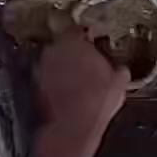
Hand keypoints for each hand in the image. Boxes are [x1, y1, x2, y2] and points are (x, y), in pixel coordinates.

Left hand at [32, 23, 128, 156]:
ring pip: (54, 61)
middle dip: (74, 51)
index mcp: (74, 41)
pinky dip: (55, 82)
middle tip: (87, 61)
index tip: (95, 41)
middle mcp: (54, 50)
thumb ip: (119, 68)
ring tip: (77, 79)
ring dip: (63, 66)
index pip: (79, 29)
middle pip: (64, 44)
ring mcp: (42, 68)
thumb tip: (121, 69)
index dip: (88, 36)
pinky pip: (47, 78)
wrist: (73, 128)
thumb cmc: (97, 101)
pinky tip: (67, 92)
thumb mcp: (119, 81)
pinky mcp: (35, 87)